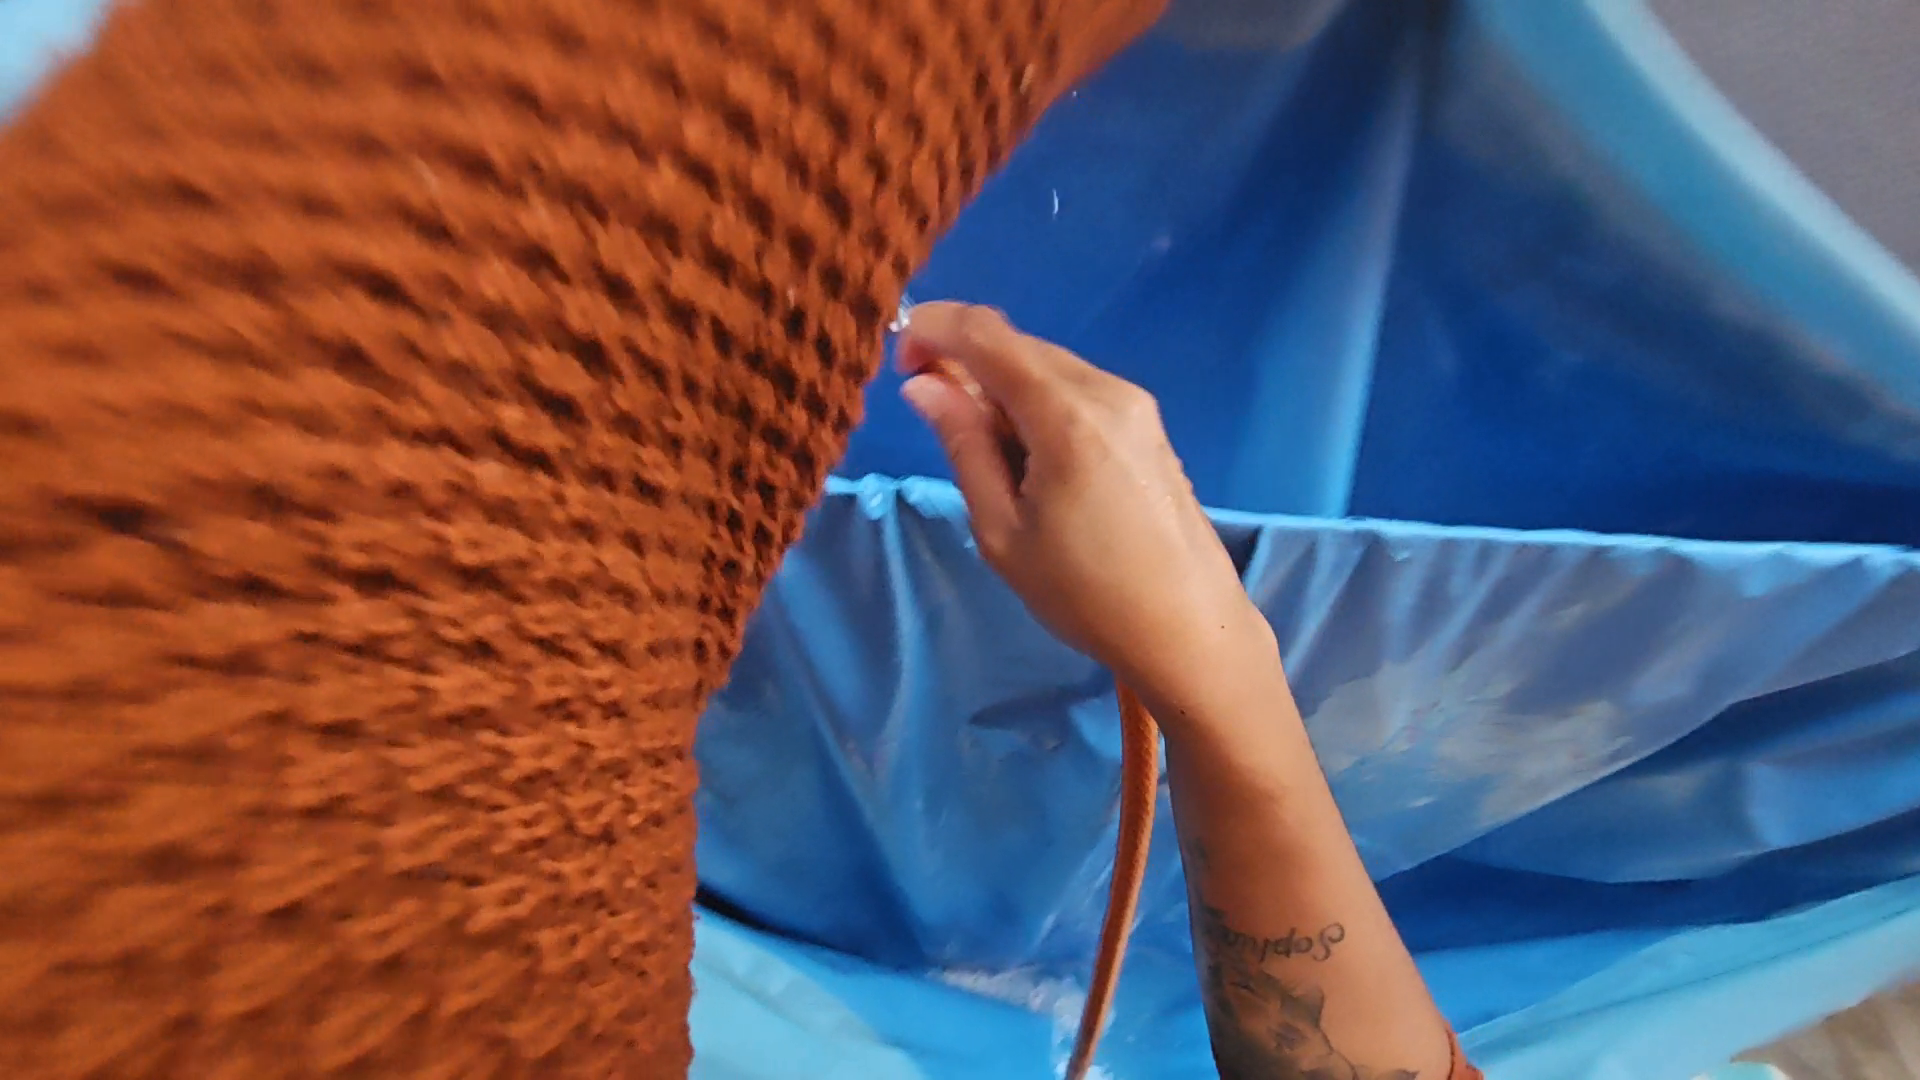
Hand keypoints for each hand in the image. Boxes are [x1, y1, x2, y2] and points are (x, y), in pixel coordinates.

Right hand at [896, 302, 1274, 720]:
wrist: (1188, 630)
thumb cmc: (1083, 593)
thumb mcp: (1002, 530)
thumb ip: (963, 446)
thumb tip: (924, 385)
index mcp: (1065, 414)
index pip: (985, 333)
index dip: (932, 331)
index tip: (902, 366)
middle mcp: (1105, 390)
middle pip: (1018, 345)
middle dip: (966, 364)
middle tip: (942, 423)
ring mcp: (1135, 405)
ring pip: (1048, 367)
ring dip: (1003, 390)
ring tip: (992, 459)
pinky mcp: (1148, 425)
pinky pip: (1077, 391)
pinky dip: (1039, 404)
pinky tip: (1035, 459)